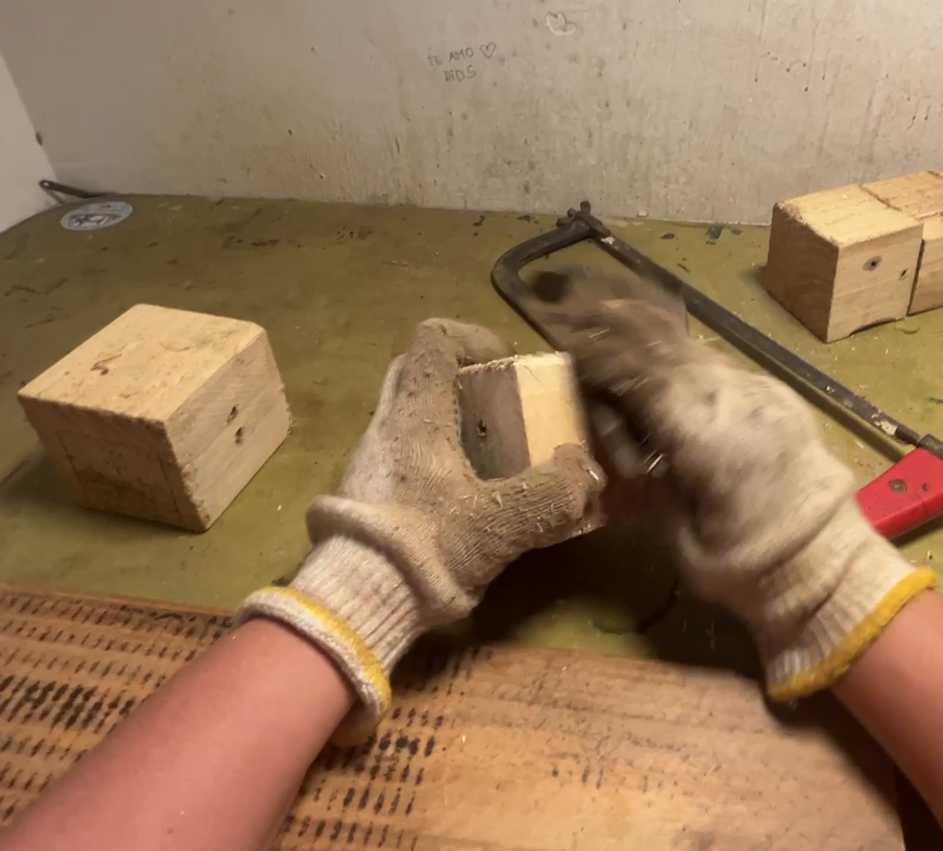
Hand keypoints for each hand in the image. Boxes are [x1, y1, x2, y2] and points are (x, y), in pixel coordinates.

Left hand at [240, 319, 601, 738]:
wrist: (354, 605)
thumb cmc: (426, 546)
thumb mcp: (503, 521)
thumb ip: (554, 493)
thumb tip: (588, 471)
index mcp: (417, 413)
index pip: (433, 340)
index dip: (473, 338)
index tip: (505, 363)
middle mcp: (387, 425)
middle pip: (417, 370)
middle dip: (461, 376)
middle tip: (497, 402)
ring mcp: (369, 459)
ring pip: (409, 411)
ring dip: (448, 417)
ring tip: (488, 451)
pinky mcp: (365, 492)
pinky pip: (403, 450)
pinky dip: (434, 453)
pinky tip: (461, 493)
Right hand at [557, 283, 932, 700]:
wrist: (828, 565)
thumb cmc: (748, 569)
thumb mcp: (682, 536)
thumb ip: (653, 480)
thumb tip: (629, 438)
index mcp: (709, 441)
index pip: (645, 382)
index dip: (605, 358)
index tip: (571, 336)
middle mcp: (738, 404)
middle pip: (669, 352)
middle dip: (623, 327)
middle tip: (583, 299)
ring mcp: (764, 395)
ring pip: (698, 352)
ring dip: (655, 333)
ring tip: (616, 302)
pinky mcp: (779, 396)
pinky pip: (723, 366)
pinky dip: (687, 353)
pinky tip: (666, 341)